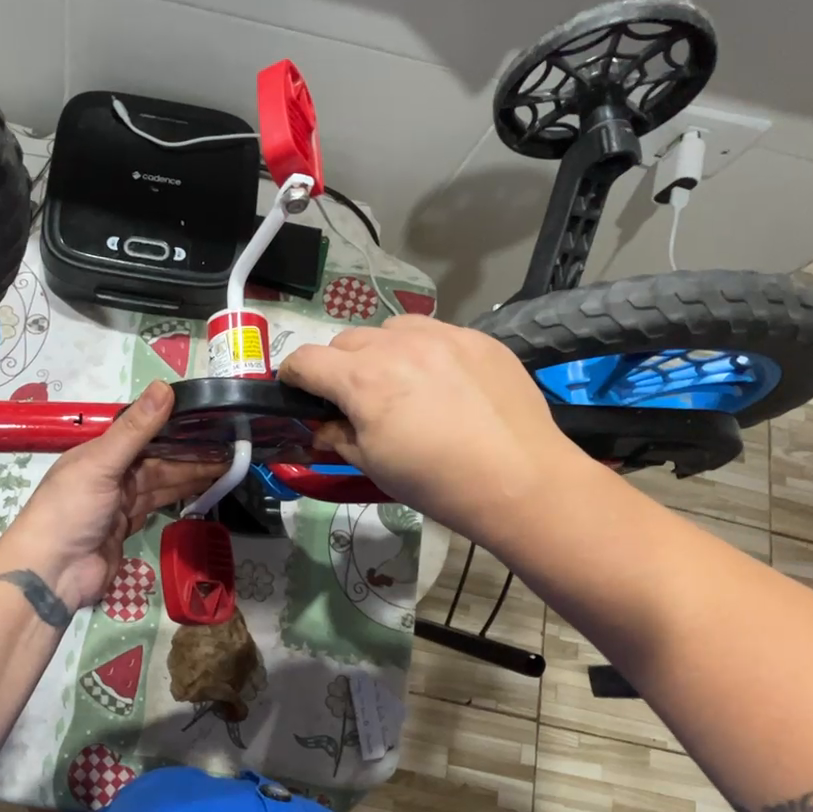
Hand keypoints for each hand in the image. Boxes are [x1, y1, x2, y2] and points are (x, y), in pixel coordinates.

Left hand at [0, 381, 225, 609]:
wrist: (53, 572)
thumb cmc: (71, 510)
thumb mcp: (101, 464)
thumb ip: (135, 429)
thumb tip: (164, 384)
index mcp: (98, 452)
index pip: (143, 433)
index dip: (176, 427)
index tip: (210, 422)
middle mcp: (109, 474)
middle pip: (157, 460)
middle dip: (190, 455)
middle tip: (230, 449)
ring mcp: (118, 504)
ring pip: (160, 484)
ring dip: (190, 476)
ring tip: (226, 467)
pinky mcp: (127, 529)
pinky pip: (157, 507)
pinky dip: (178, 499)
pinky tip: (200, 491)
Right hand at [278, 316, 588, 540]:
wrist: (519, 480)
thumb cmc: (435, 482)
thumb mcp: (372, 465)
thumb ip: (338, 436)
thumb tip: (323, 425)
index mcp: (362, 380)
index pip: (305, 360)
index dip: (293, 376)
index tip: (298, 392)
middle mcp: (396, 346)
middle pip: (345, 341)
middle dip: (338, 367)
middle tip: (355, 400)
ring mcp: (441, 336)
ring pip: (389, 329)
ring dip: (380, 351)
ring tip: (400, 383)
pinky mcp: (477, 338)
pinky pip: (434, 332)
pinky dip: (423, 351)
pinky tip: (441, 383)